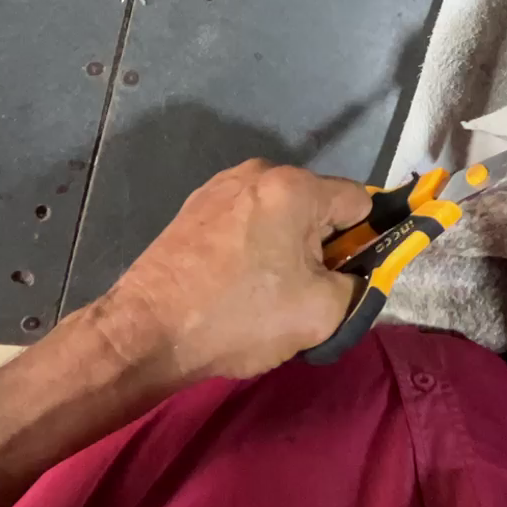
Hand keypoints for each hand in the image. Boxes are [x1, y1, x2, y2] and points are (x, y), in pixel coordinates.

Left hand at [0, 160, 366, 506]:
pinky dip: (255, 243)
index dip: (363, 240)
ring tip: (262, 290)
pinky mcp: (197, 204)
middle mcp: (262, 171)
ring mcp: (223, 184)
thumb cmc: (237, 318)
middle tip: (301, 291)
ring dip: (287, 244)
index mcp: (296, 187)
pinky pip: (249, 217)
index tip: (346, 275)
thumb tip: (361, 273)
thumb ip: (361, 285)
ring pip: (283, 211)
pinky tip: (233, 280)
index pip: (360, 201)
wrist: (142, 335)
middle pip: (319, 204)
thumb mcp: (321, 313)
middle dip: (322, 244)